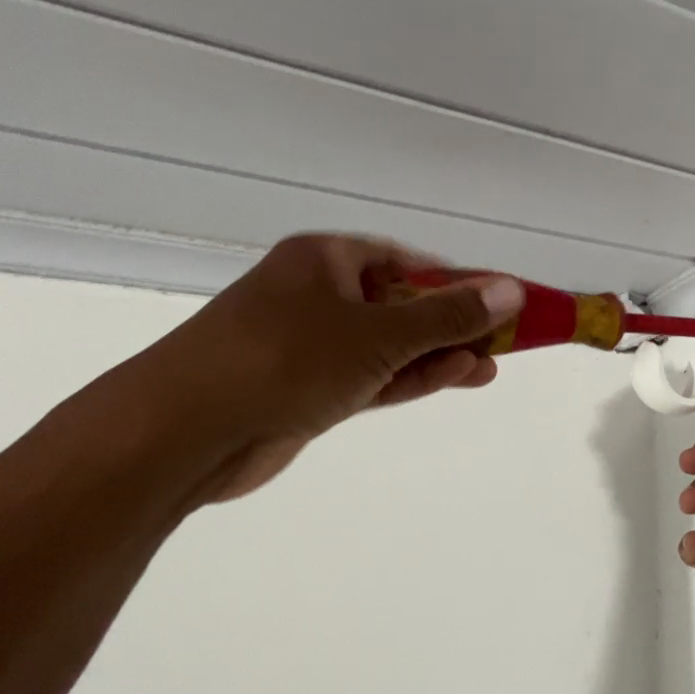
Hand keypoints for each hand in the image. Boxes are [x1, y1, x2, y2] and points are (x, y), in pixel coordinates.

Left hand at [112, 234, 522, 501]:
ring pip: (389, 345)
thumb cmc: (284, 359)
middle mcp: (316, 296)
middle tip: (505, 340)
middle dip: (453, 323)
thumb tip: (512, 290)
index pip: (405, 261)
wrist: (182, 433)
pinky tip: (457, 379)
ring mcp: (310, 346)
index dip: (456, 280)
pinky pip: (372, 376)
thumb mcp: (379, 334)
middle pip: (401, 304)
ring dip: (438, 355)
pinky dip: (411, 378)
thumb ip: (448, 316)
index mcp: (324, 260)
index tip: (499, 301)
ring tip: (492, 365)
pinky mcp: (306, 390)